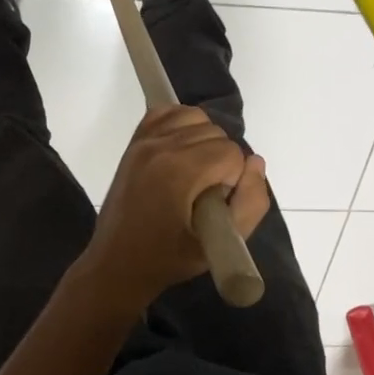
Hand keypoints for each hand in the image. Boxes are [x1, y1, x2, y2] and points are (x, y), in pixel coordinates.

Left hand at [82, 105, 269, 303]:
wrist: (118, 262)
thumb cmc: (168, 258)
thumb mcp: (221, 244)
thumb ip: (250, 204)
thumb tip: (255, 162)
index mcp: (180, 171)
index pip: (232, 153)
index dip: (233, 180)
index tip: (217, 204)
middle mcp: (161, 146)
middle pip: (216, 132)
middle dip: (221, 161)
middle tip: (206, 193)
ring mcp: (144, 141)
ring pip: (195, 117)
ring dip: (204, 141)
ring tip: (196, 172)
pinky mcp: (134, 142)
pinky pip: (168, 112)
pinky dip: (181, 125)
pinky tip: (182, 153)